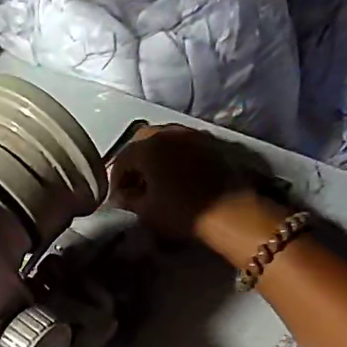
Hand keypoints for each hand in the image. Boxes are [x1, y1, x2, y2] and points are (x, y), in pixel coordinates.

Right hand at [106, 125, 255, 241]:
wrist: (231, 214)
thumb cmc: (182, 212)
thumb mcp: (146, 211)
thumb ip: (128, 199)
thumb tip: (121, 195)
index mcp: (148, 146)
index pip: (122, 159)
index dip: (116, 180)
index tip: (118, 198)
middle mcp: (169, 132)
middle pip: (142, 141)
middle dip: (134, 162)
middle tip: (134, 185)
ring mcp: (192, 135)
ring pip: (164, 139)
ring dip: (155, 156)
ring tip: (155, 180)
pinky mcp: (211, 144)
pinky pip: (184, 145)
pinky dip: (175, 156)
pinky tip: (177, 176)